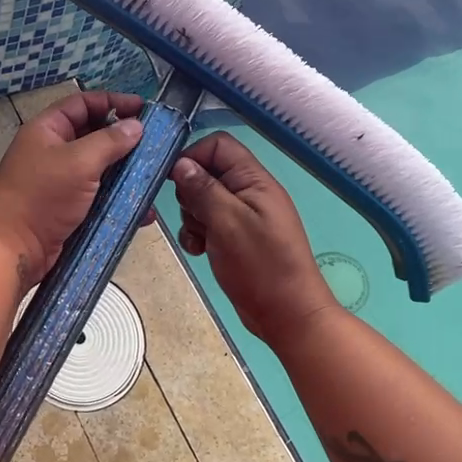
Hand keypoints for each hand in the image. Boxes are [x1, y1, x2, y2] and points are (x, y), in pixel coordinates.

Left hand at [0, 90, 146, 289]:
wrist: (14, 250)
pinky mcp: (68, 209)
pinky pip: (99, 197)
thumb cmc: (42, 197)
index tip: (143, 108)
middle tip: (155, 145)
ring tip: (154, 178)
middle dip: (124, 141)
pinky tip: (143, 210)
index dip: (112, 102)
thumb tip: (136, 125)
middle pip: (94, 136)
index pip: (82, 104)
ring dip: (126, 174)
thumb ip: (110, 141)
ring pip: (100, 169)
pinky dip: (120, 201)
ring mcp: (60, 182)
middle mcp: (52, 151)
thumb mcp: (79, 163)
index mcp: (46, 130)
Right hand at [170, 132, 339, 347]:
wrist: (287, 315)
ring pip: (203, 200)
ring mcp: (243, 216)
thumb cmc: (260, 265)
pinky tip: (199, 251)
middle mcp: (249, 193)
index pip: (219, 146)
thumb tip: (181, 163)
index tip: (174, 181)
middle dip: (191, 193)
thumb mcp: (227, 222)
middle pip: (207, 172)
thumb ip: (203, 189)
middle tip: (194, 217)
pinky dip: (198, 234)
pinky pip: (208, 224)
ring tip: (199, 240)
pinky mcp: (236, 237)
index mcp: (254, 181)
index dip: (194, 156)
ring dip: (192, 218)